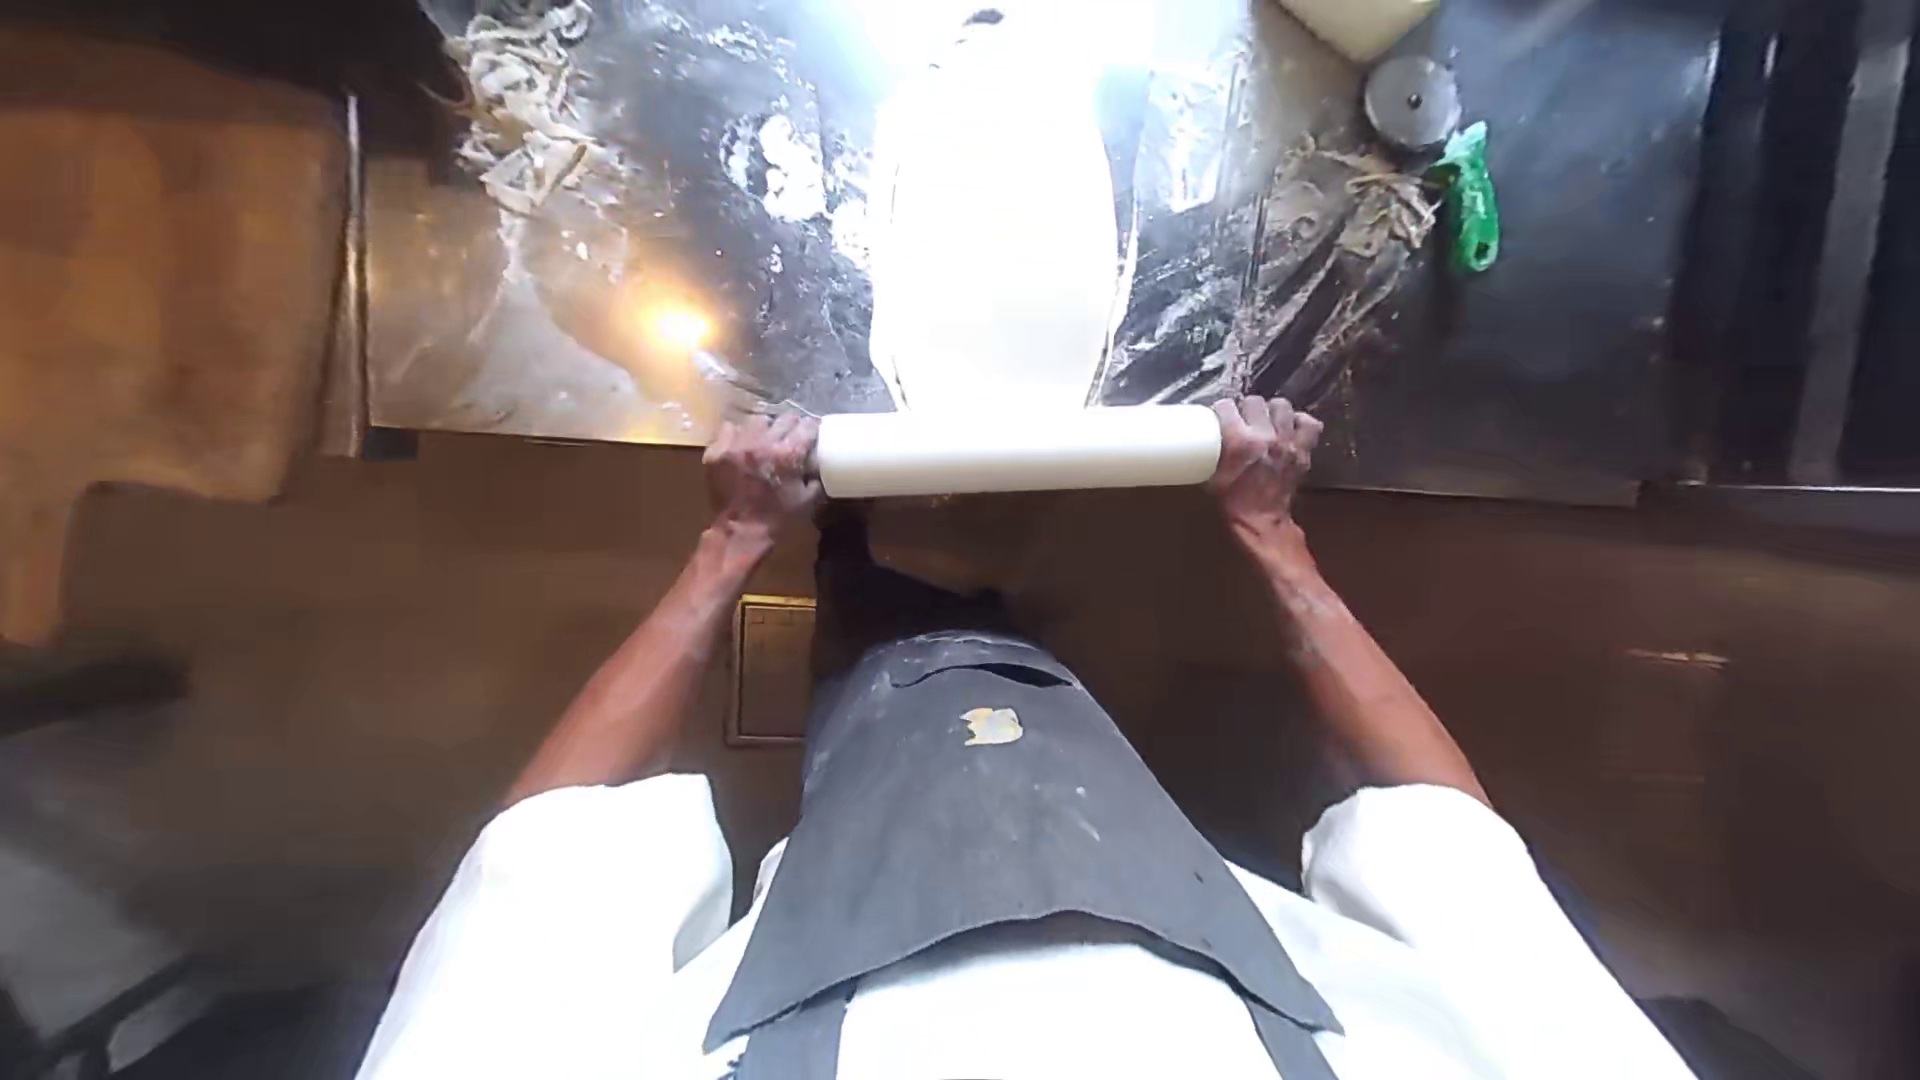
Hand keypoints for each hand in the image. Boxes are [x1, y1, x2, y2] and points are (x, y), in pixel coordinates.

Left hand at [703, 412, 821, 546]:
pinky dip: (739, 436)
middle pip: (784, 419)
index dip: (812, 429)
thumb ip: (815, 476)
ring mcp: (737, 445)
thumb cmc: (777, 518)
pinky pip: (730, 429)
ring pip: (757, 420)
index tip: (811, 434)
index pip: (807, 426)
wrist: (740, 532)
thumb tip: (817, 464)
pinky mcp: (717, 451)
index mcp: (788, 454)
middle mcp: (763, 443)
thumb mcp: (807, 500)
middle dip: (790, 428)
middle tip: (790, 439)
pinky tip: (742, 447)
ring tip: (764, 441)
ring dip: (765, 429)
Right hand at [1208, 396, 1322, 564]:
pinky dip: (1299, 422)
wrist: (1261, 520)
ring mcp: (1287, 441)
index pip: (1227, 406)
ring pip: (1282, 406)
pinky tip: (1289, 428)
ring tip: (1266, 420)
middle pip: (1254, 402)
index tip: (1219, 415)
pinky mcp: (1303, 450)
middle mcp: (1264, 435)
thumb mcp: (1211, 476)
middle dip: (1246, 408)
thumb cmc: (1232, 502)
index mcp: (1238, 441)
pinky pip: (1309, 423)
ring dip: (1271, 411)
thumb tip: (1205, 443)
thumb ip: (1211, 455)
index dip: (1221, 408)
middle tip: (1242, 418)